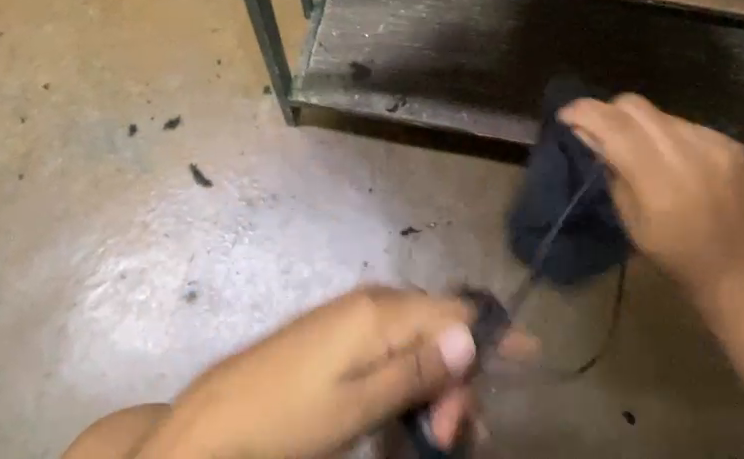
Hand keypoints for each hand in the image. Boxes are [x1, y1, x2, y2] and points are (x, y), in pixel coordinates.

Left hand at [138, 285, 523, 458]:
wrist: (210, 426)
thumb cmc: (287, 420)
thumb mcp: (357, 407)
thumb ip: (416, 369)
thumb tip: (472, 336)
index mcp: (380, 312)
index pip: (455, 312)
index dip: (494, 334)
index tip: (532, 357)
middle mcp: (372, 304)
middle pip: (439, 329)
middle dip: (459, 380)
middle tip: (451, 439)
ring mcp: (352, 320)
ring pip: (417, 343)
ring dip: (435, 387)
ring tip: (437, 439)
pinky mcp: (338, 339)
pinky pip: (390, 351)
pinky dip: (408, 383)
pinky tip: (409, 421)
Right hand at [559, 93, 743, 307]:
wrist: (742, 273)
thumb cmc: (677, 258)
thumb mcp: (631, 222)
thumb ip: (611, 172)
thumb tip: (589, 134)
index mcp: (659, 179)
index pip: (613, 125)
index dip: (584, 112)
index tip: (566, 114)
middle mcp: (688, 152)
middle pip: (635, 106)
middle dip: (610, 112)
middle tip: (600, 130)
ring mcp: (715, 144)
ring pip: (662, 114)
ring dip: (644, 126)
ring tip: (644, 152)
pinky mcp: (734, 144)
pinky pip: (690, 126)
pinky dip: (674, 138)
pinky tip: (679, 163)